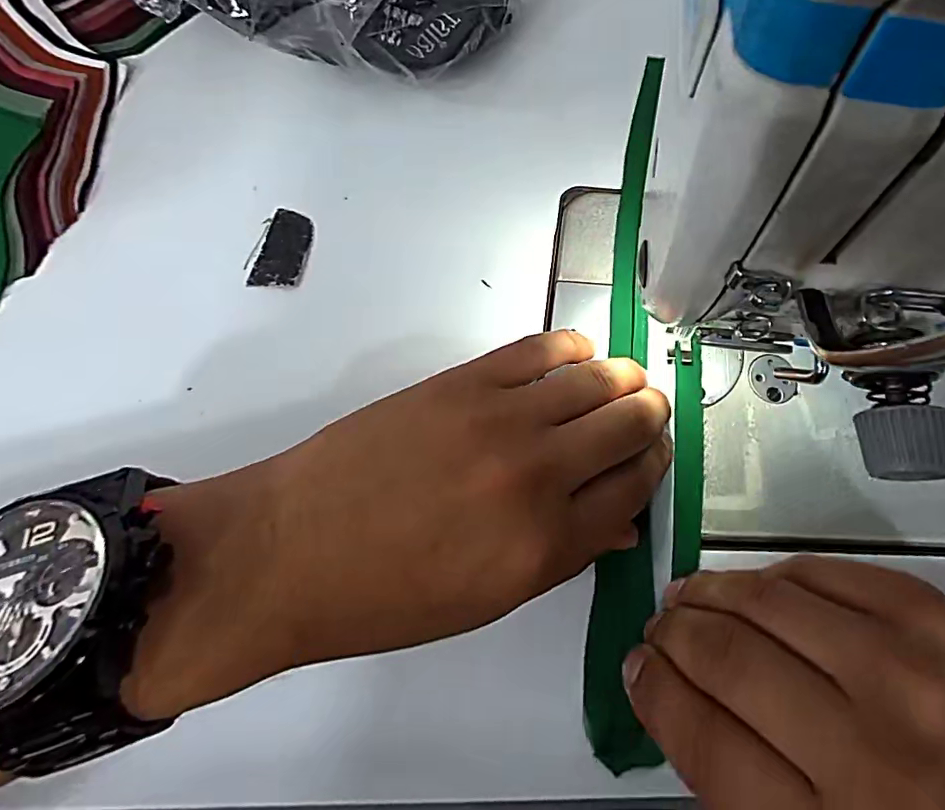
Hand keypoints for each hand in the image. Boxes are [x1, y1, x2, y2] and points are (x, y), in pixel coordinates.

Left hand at [263, 330, 673, 662]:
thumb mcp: (491, 597)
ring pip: (598, 378)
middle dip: (651, 416)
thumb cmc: (389, 594)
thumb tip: (623, 521)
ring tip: (623, 382)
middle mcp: (538, 474)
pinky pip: (544, 348)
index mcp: (547, 542)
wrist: (289, 550)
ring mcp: (502, 417)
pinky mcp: (467, 380)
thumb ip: (569, 554)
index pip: (635, 486)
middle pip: (630, 424)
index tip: (654, 454)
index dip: (655, 465)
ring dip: (624, 377)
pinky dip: (574, 347)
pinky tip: (580, 355)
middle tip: (647, 413)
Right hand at [622, 556, 944, 809]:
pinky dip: (771, 577)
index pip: (710, 746)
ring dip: (712, 593)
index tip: (636, 669)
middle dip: (675, 636)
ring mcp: (902, 666)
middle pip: (731, 663)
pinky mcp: (923, 609)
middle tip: (656, 625)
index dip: (658, 697)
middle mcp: (870, 750)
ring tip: (687, 595)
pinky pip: (818, 574)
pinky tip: (750, 585)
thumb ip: (755, 794)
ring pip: (767, 603)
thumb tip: (679, 705)